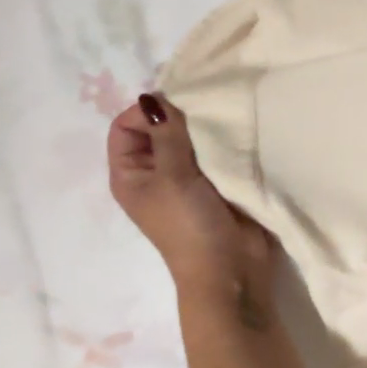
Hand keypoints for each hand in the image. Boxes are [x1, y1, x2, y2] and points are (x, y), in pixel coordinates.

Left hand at [108, 94, 275, 300]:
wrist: (231, 269)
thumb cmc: (190, 226)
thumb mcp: (172, 178)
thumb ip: (167, 136)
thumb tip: (155, 98)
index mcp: (130, 174)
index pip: (126, 127)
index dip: (146, 113)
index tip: (179, 107)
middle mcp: (157, 175)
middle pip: (162, 133)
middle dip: (182, 121)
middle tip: (207, 112)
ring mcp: (191, 184)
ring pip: (194, 145)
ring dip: (208, 135)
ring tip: (227, 124)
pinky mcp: (222, 190)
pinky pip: (220, 160)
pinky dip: (228, 149)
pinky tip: (240, 141)